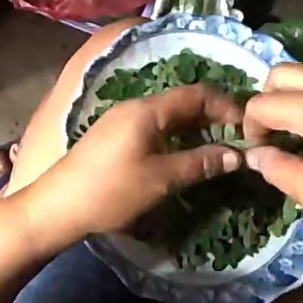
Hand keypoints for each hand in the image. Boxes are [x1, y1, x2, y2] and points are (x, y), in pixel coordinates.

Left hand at [12, 86, 247, 248]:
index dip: (227, 106)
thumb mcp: (162, 179)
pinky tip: (186, 154)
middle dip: (214, 117)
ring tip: (218, 148)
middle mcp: (137, 107)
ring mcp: (123, 120)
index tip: (246, 128)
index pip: (198, 94)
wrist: (55, 208)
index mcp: (148, 110)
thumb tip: (238, 155)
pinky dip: (178, 135)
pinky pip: (156, 126)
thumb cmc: (111, 191)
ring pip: (170, 115)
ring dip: (196, 127)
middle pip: (184, 102)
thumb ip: (201, 163)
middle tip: (237, 139)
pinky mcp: (115, 136)